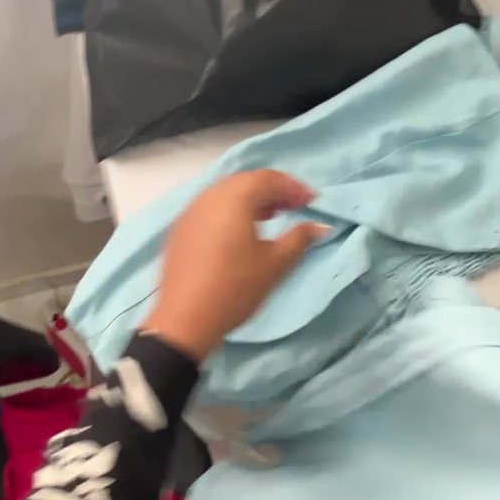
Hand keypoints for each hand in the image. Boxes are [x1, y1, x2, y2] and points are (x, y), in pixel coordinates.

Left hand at [141, 169, 327, 360]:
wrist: (184, 320)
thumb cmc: (235, 288)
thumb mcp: (274, 264)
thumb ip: (299, 239)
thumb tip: (320, 225)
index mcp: (233, 198)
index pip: (267, 179)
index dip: (293, 187)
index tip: (311, 202)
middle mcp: (208, 196)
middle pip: (244, 183)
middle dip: (272, 191)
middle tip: (294, 207)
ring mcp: (189, 213)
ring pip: (225, 195)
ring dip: (250, 201)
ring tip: (270, 217)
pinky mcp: (179, 230)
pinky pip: (210, 210)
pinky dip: (230, 213)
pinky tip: (240, 233)